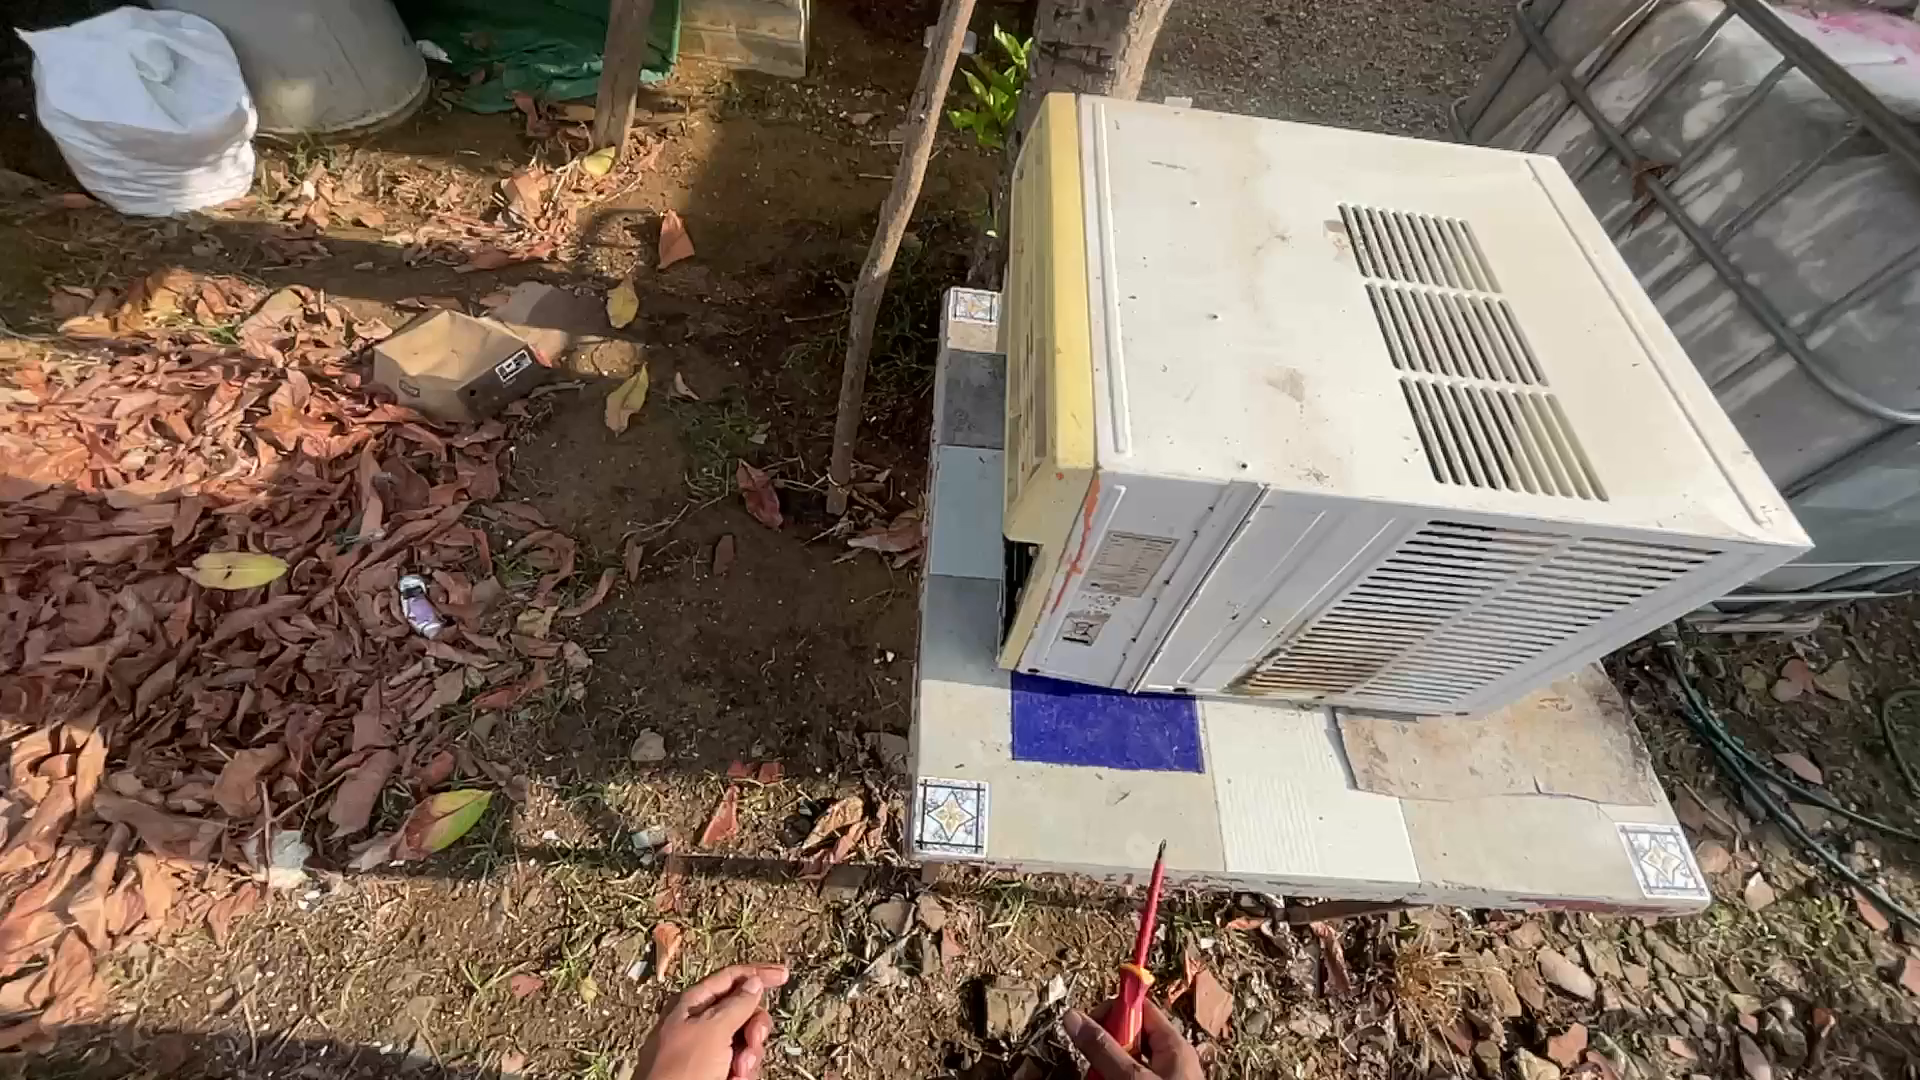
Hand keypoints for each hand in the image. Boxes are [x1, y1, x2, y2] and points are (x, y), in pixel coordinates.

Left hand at [635, 963, 789, 1079]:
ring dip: (750, 1053)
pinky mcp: (713, 1074)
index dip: (758, 973)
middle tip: (755, 1040)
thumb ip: (737, 1004)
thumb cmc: (684, 1071)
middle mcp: (700, 1024)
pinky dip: (743, 1072)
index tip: (784, 976)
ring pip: (744, 1039)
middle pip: (742, 1010)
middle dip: (755, 1025)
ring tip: (740, 1071)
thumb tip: (754, 981)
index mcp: (692, 1005)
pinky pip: (739, 1063)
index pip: (731, 977)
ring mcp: (706, 1051)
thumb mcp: (713, 1031)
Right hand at [1064, 1000, 1202, 1079]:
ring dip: (1105, 1072)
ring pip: (1124, 1065)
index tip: (1087, 1028)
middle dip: (1103, 1050)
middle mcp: (1169, 1061)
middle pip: (1127, 1038)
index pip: (1138, 1008)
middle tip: (1092, 1068)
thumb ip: (1103, 1049)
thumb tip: (1071, 1016)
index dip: (1111, 1011)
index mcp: (1172, 1046)